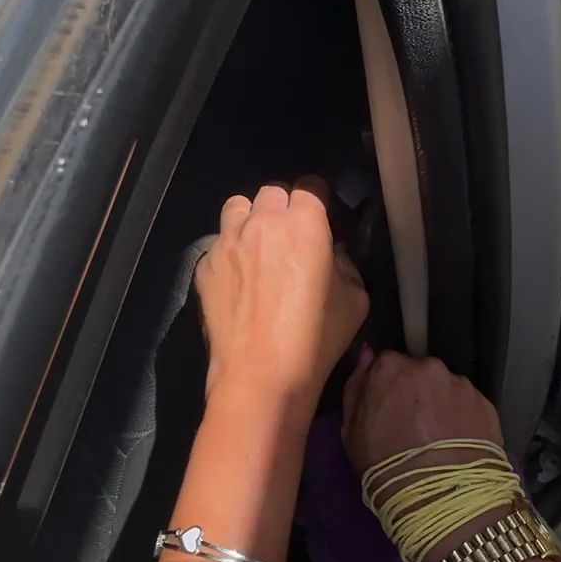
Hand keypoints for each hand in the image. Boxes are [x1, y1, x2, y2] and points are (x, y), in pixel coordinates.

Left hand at [195, 177, 368, 417]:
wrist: (260, 375)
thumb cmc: (315, 339)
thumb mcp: (355, 300)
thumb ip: (345, 264)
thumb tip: (331, 253)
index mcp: (304, 223)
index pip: (310, 186)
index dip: (316, 200)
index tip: (319, 217)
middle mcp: (262, 222)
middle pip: (272, 193)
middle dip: (283, 208)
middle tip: (290, 237)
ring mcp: (227, 241)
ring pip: (237, 207)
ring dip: (250, 219)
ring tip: (257, 247)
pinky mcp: (204, 265)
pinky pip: (218, 244)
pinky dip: (229, 253)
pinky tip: (237, 281)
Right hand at [341, 349, 511, 561]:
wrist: (442, 499)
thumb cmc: (385, 465)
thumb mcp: (351, 430)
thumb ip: (355, 386)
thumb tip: (366, 356)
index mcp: (391, 367)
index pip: (386, 363)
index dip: (386, 386)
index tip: (387, 408)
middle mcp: (428, 366)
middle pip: (418, 372)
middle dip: (415, 392)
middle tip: (413, 425)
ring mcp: (460, 384)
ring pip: (445, 388)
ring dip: (441, 404)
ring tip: (439, 439)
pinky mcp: (486, 404)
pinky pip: (468, 405)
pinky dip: (462, 418)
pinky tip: (458, 444)